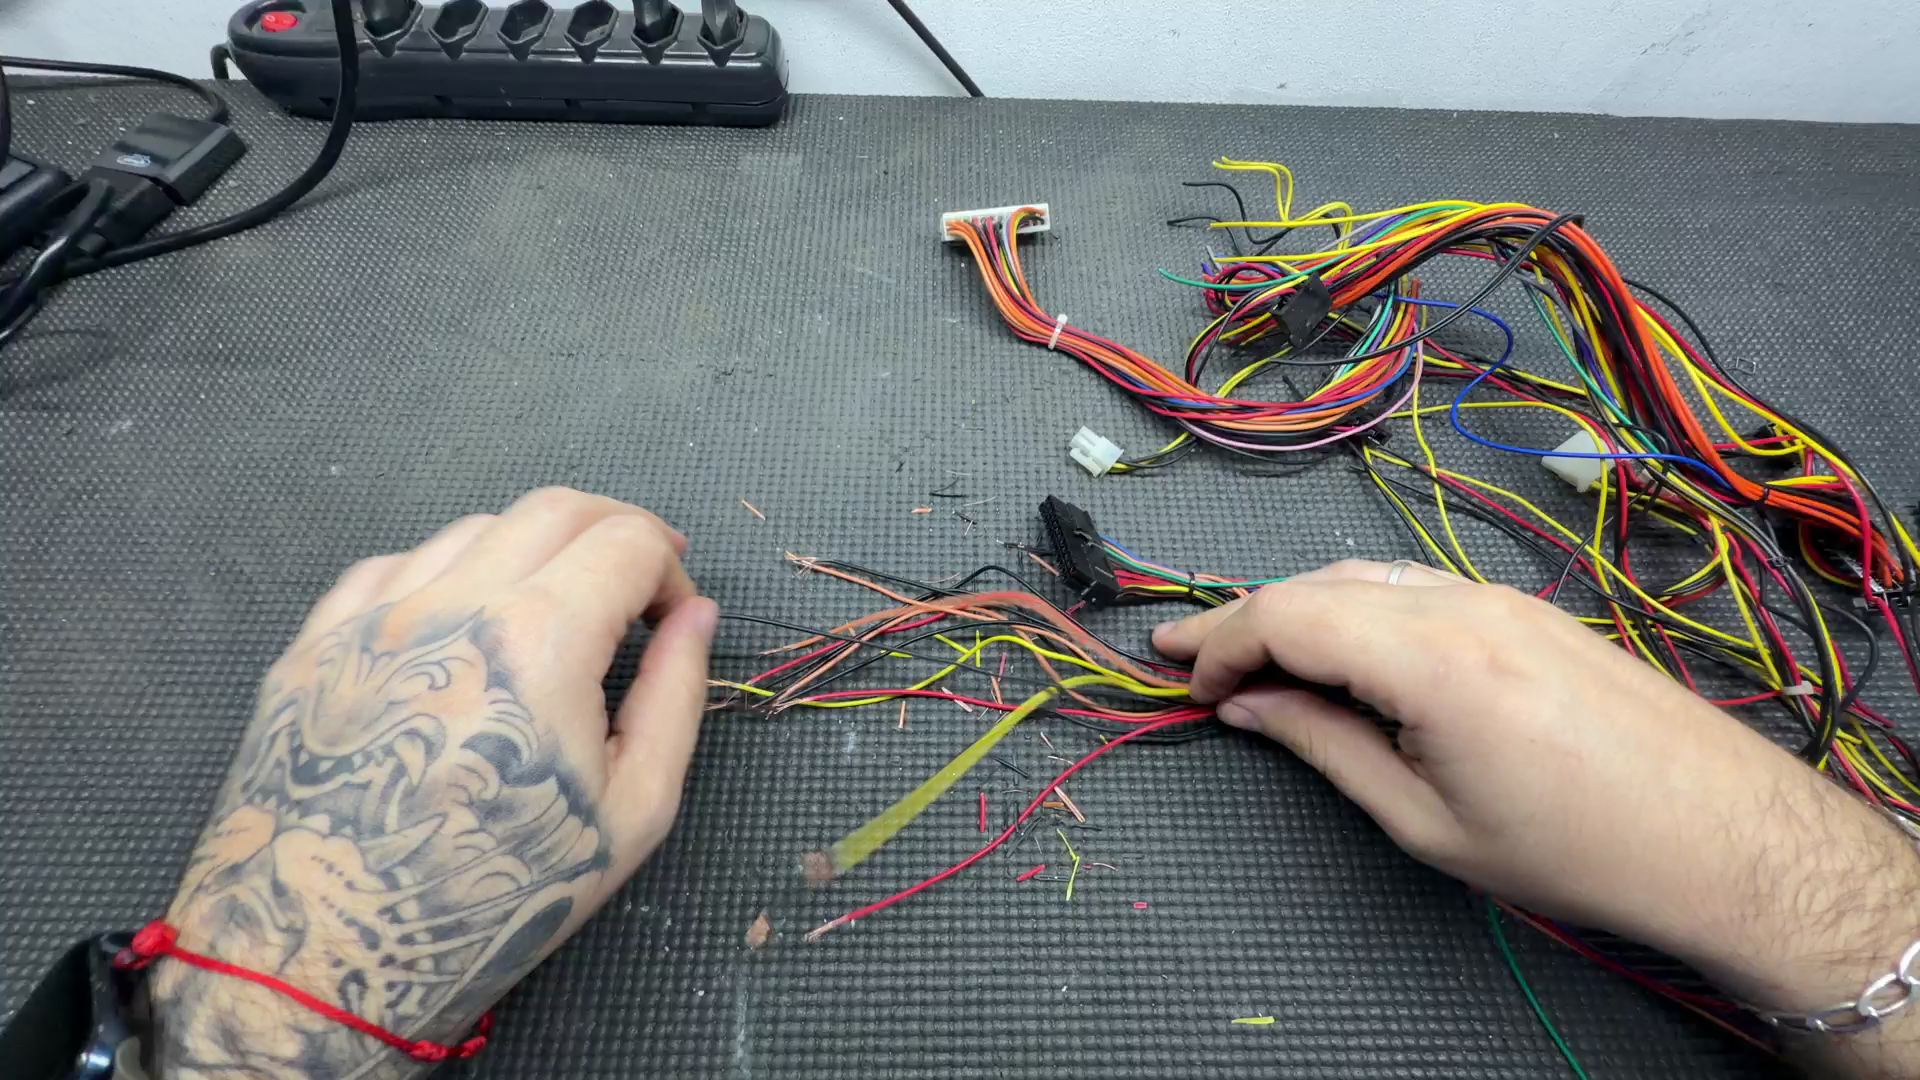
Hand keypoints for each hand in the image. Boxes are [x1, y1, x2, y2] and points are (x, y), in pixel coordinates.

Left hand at [148, 488, 717, 1078]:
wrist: (325, 961)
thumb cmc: (508, 885)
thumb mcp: (640, 802)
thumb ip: (678, 690)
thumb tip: (698, 613)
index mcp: (541, 639)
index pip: (631, 540)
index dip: (672, 568)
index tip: (672, 618)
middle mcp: (455, 602)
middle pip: (560, 507)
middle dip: (621, 530)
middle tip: (640, 582)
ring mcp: (374, 618)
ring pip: (482, 525)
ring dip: (544, 548)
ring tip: (561, 605)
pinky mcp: (315, 644)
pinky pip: (399, 562)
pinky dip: (459, 568)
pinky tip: (472, 619)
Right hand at [1154, 560, 1919, 1073]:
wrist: (1743, 849)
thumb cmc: (1573, 854)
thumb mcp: (1421, 820)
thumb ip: (1319, 744)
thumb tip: (1243, 706)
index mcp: (1430, 659)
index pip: (1284, 617)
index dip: (1221, 645)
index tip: (1192, 687)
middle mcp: (1455, 604)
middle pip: (1308, 587)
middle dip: (1235, 619)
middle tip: (1181, 651)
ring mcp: (1489, 594)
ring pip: (1349, 576)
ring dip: (1286, 607)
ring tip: (1240, 645)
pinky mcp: (1512, 604)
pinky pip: (1397, 585)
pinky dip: (1339, 606)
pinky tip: (1324, 638)